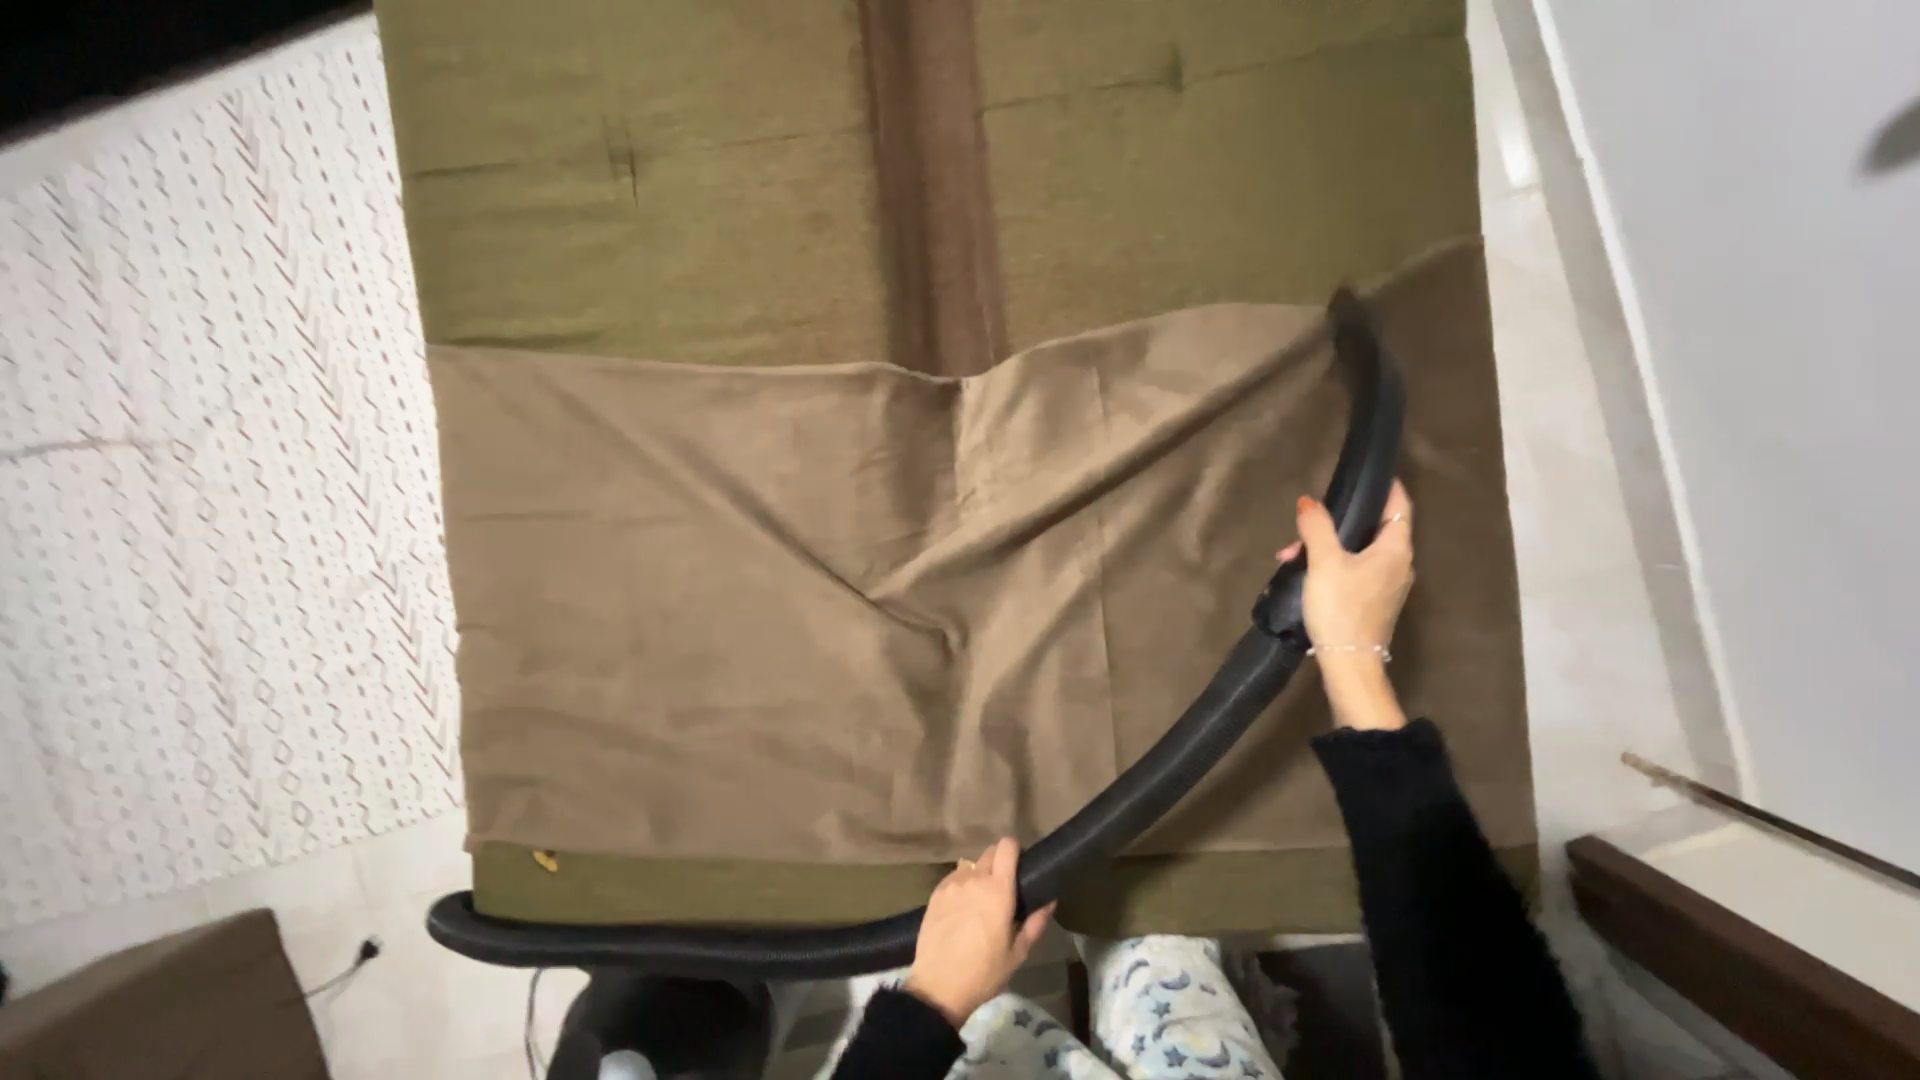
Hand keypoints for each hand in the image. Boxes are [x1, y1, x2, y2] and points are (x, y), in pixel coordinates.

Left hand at [905, 838, 1054, 1027]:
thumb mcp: (1018, 952)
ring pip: (971, 865)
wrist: (939, 987)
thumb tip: (1050, 900)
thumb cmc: (984, 972)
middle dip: (1000, 862)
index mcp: (998, 889)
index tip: (1020, 865)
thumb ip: (1036, 922)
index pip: (1007, 846)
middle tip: (1004, 887)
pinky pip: (954, 878)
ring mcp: (952, 884)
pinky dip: (962, 885)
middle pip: (990, 852)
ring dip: (979, 874)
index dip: (1015, 849)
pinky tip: (962, 908)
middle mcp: (974, 878)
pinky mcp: (935, 893)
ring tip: (981, 899)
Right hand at [1278, 480, 1413, 729]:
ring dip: (1327, 546)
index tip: (1369, 472)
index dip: (1386, 486)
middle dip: (1337, 522)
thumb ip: (1317, 527)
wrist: (1349, 661)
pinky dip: (1331, 564)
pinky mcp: (1373, 601)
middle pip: (1372, 528)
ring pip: (1358, 551)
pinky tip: (1305, 572)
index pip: (1399, 505)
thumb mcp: (1324, 562)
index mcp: (1395, 549)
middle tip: (1305, 523)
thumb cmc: (1341, 607)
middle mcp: (1399, 563)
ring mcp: (1388, 584)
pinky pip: (1355, 570)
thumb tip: (1308, 501)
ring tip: (1292, 555)